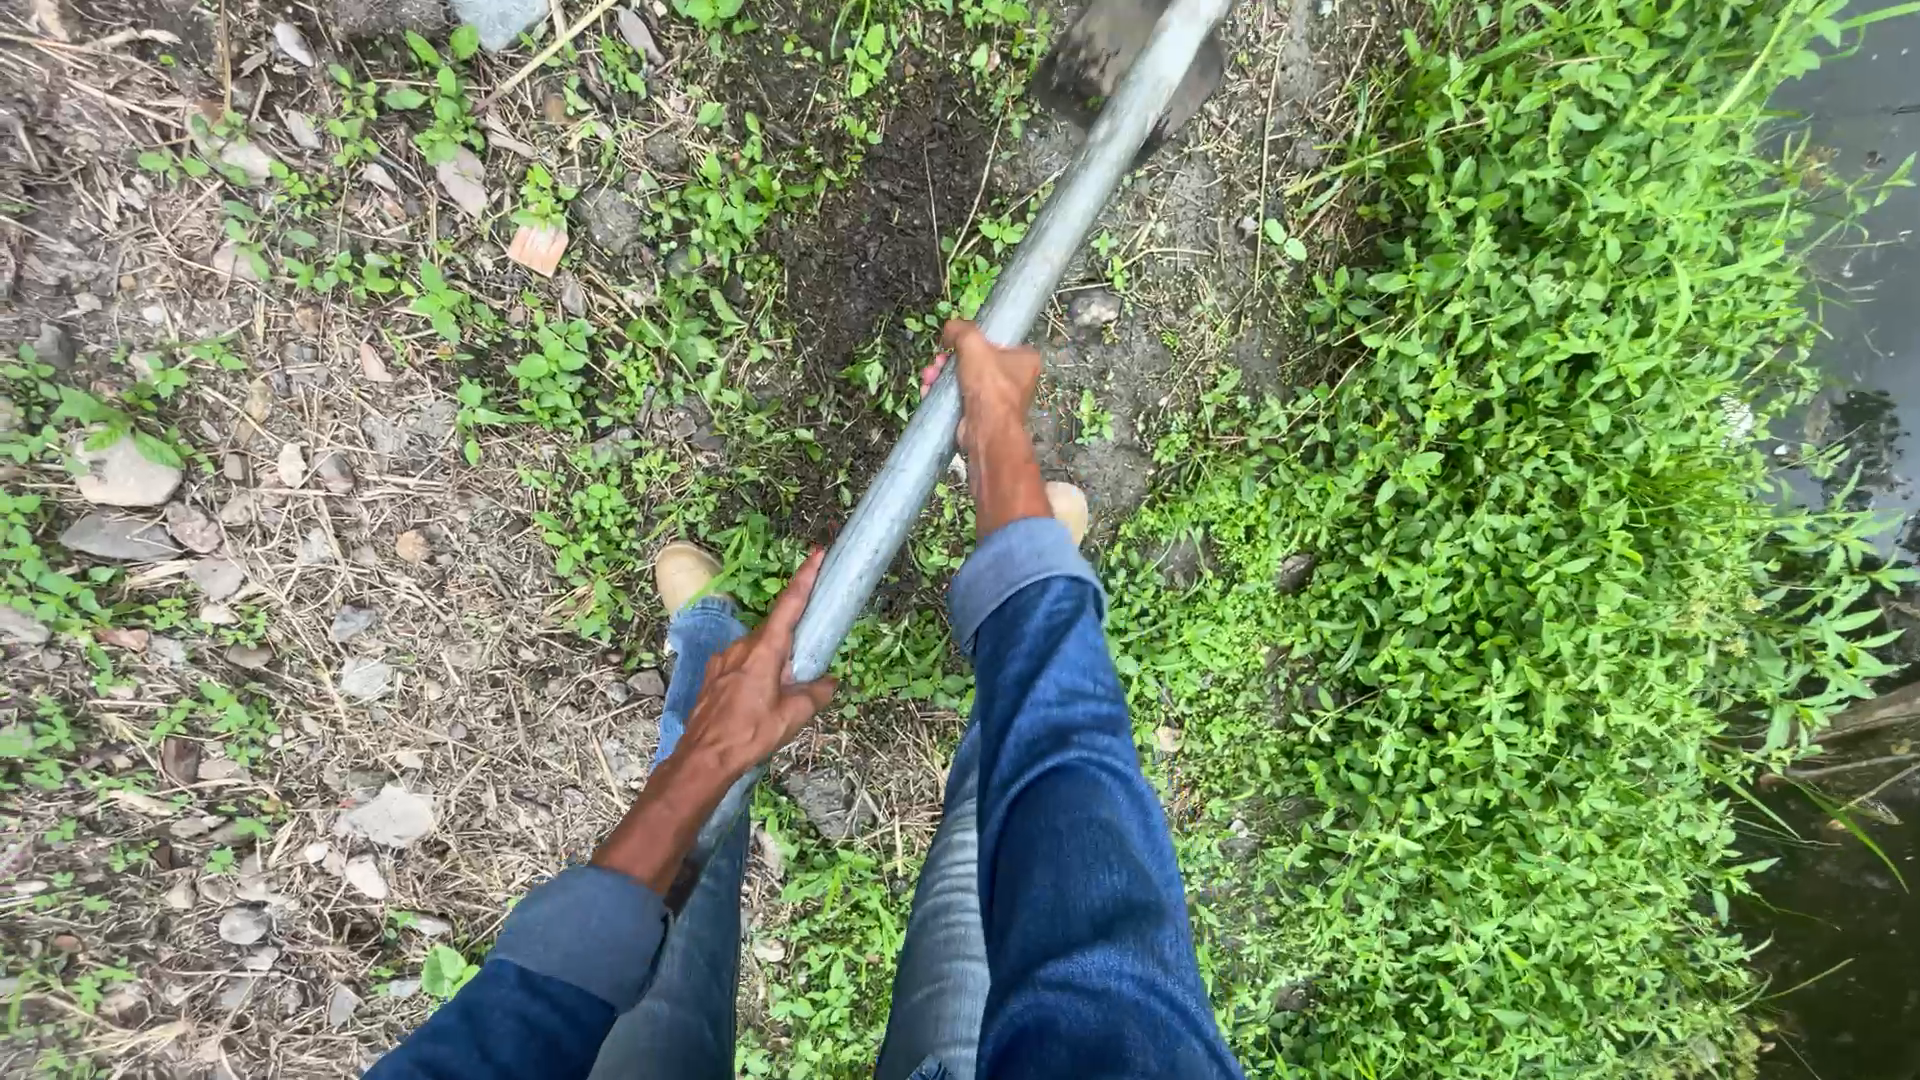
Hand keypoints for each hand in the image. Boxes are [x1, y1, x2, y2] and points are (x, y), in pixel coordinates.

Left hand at [677, 549, 838, 776]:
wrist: (703, 759)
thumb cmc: (750, 734)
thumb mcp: (792, 717)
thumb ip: (816, 694)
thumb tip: (830, 682)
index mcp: (764, 651)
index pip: (789, 605)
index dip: (805, 578)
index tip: (816, 554)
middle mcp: (742, 647)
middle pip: (775, 632)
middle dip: (793, 645)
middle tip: (802, 673)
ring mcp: (724, 660)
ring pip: (758, 651)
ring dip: (773, 664)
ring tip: (778, 696)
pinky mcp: (713, 675)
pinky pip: (742, 665)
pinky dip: (756, 674)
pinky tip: (758, 701)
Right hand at [921, 319, 1042, 459]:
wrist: (986, 431)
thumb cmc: (989, 385)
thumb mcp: (974, 345)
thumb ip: (961, 330)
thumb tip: (950, 328)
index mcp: (1025, 360)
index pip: (999, 343)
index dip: (976, 341)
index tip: (957, 343)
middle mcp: (1016, 380)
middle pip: (976, 361)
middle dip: (950, 360)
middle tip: (938, 361)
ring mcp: (998, 400)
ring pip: (964, 379)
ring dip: (942, 375)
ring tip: (929, 376)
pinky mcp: (981, 415)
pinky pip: (959, 397)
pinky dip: (943, 393)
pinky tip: (928, 389)